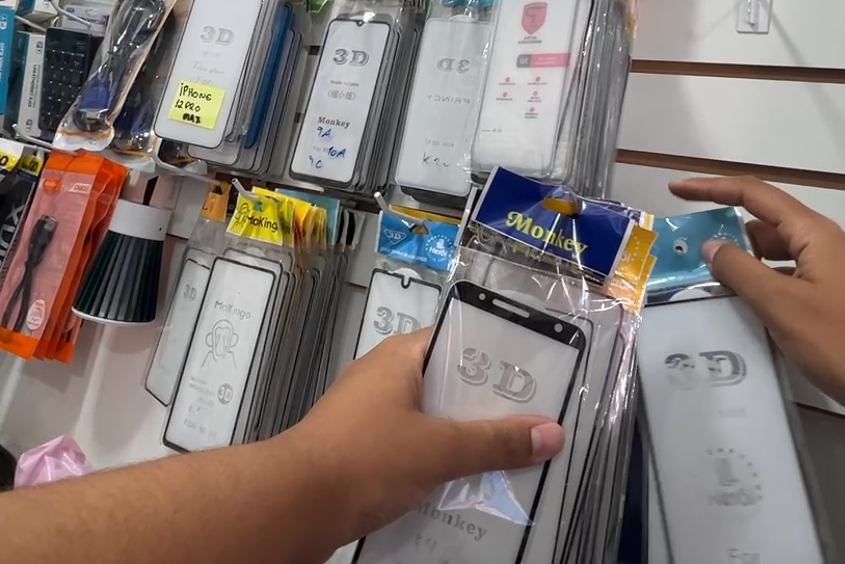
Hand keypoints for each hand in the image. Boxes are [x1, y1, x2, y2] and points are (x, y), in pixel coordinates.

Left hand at [279, 329, 565, 545]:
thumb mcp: (437, 449)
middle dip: (483, 406)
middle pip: (446, 382)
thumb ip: (494, 442)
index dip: (494, 356)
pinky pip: (407, 445)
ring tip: (503, 459)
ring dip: (459, 438)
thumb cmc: (365, 458)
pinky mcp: (358, 446)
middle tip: (528, 425)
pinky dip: (432, 461)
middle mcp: (383, 374)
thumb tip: (552, 432)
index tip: (531, 378)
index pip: (456, 339)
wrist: (292, 505)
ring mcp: (367, 411)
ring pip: (427, 417)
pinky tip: (457, 485)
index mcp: (400, 356)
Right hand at [670, 175, 844, 443]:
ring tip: (707, 277)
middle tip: (687, 244)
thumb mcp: (782, 305)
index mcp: (814, 235)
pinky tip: (744, 307)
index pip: (754, 194)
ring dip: (743, 261)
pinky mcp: (836, 303)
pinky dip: (762, 285)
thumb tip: (712, 245)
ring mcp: (833, 275)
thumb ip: (740, 270)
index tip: (675, 190)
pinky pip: (788, 280)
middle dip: (725, 227)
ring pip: (776, 255)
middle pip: (765, 223)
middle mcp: (825, 246)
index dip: (711, 188)